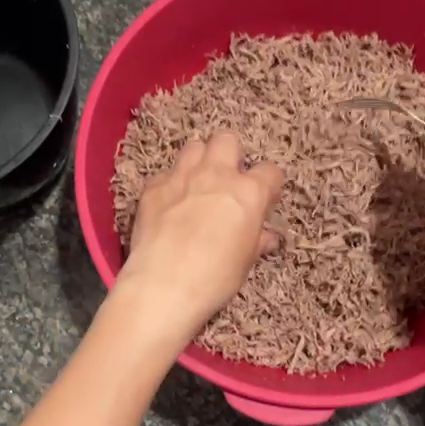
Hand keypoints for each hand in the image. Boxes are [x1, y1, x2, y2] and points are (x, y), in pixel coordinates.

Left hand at [116, 132, 283, 339]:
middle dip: (230, 154)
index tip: (264, 200)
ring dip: (199, 161)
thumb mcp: (245, 262)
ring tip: (196, 184)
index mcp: (248, 192)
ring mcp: (181, 176)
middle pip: (227, 140)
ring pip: (194, 147)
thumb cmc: (214, 278)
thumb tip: (267, 237)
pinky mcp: (153, 186)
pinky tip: (168, 205)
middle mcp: (216, 175)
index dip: (269, 186)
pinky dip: (170, 185)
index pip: (271, 172)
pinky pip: (165, 174)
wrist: (163, 285)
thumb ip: (257, 240)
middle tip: (226, 180)